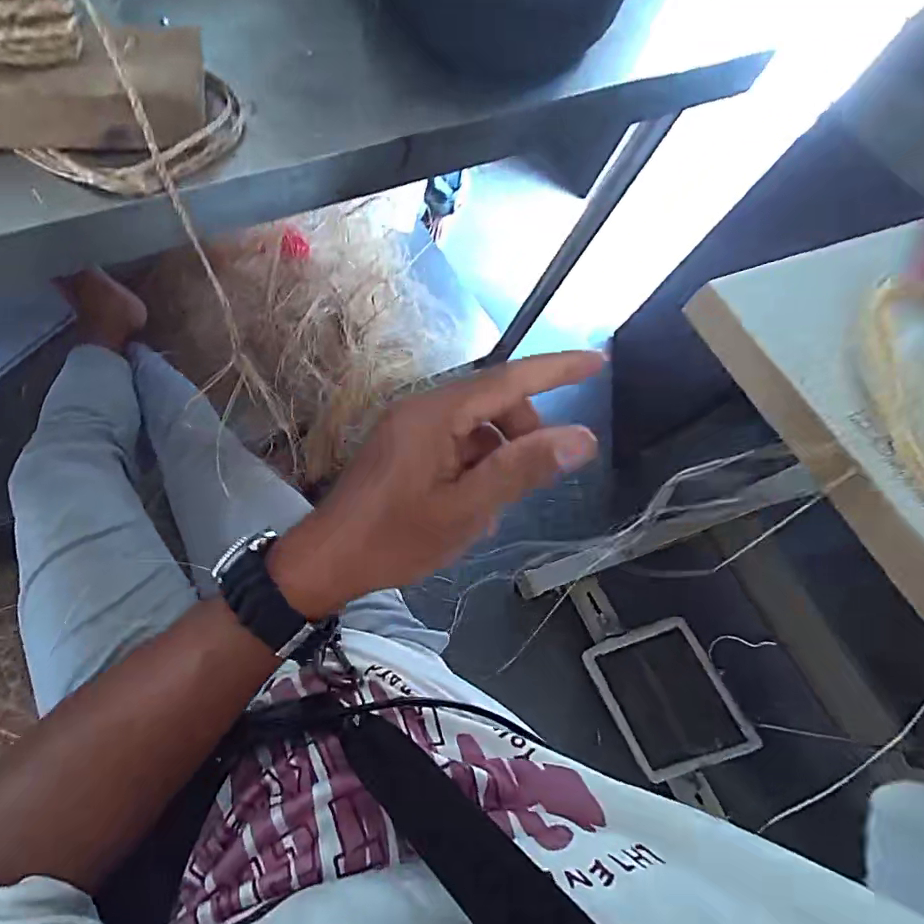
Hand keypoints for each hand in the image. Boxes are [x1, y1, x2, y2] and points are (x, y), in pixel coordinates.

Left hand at [266, 351, 602, 617]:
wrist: (327, 560)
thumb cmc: (393, 539)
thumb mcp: (466, 509)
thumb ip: (521, 470)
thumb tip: (580, 439)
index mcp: (435, 415)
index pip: (509, 380)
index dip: (557, 370)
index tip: (596, 362)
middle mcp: (420, 410)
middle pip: (492, 403)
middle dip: (525, 432)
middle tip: (539, 476)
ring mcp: (408, 429)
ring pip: (474, 428)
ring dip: (498, 458)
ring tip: (498, 506)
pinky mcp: (401, 450)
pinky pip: (453, 446)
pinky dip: (474, 468)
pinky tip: (474, 508)